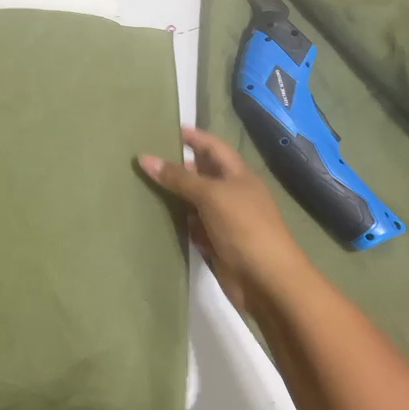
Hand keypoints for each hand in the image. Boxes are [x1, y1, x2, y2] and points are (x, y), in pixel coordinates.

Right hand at [139, 126, 313, 311]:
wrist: (267, 281)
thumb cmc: (244, 228)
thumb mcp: (210, 195)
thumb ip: (178, 177)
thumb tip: (144, 158)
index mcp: (239, 176)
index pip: (214, 148)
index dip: (195, 137)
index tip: (168, 128)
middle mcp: (232, 194)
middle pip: (202, 173)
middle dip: (178, 165)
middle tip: (145, 156)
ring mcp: (224, 219)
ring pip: (193, 199)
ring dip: (173, 193)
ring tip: (140, 181)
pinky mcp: (215, 241)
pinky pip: (191, 224)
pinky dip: (176, 219)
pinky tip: (154, 213)